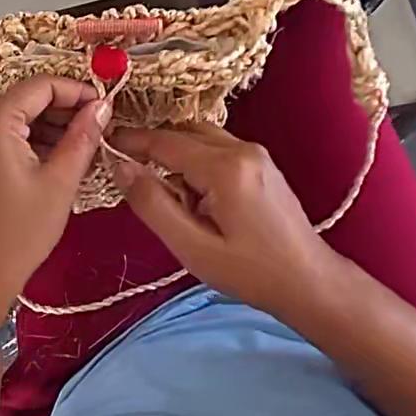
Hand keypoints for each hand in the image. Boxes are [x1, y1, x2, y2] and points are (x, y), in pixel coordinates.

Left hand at [0, 76, 110, 335]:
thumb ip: (82, 137)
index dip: (76, 90)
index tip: (104, 105)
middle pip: (25, 99)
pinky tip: (55, 160)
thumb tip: (101, 106)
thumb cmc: (16, 236)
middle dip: (64, 110)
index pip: (40, 85)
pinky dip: (30, 143)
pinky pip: (2, 138)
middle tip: (97, 128)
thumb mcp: (59, 183)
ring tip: (81, 147)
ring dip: (48, 127)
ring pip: (15, 119)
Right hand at [110, 124, 348, 312]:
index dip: (131, 142)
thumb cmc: (250, 272)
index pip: (165, 142)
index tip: (104, 145)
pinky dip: (196, 165)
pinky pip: (217, 150)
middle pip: (182, 134)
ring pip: (200, 139)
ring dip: (177, 160)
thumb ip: (153, 204)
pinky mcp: (261, 164)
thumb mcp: (192, 247)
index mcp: (225, 167)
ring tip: (174, 203)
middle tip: (135, 182)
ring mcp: (256, 153)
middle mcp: (242, 148)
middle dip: (154, 152)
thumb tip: (121, 167)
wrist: (310, 282)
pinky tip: (197, 200)